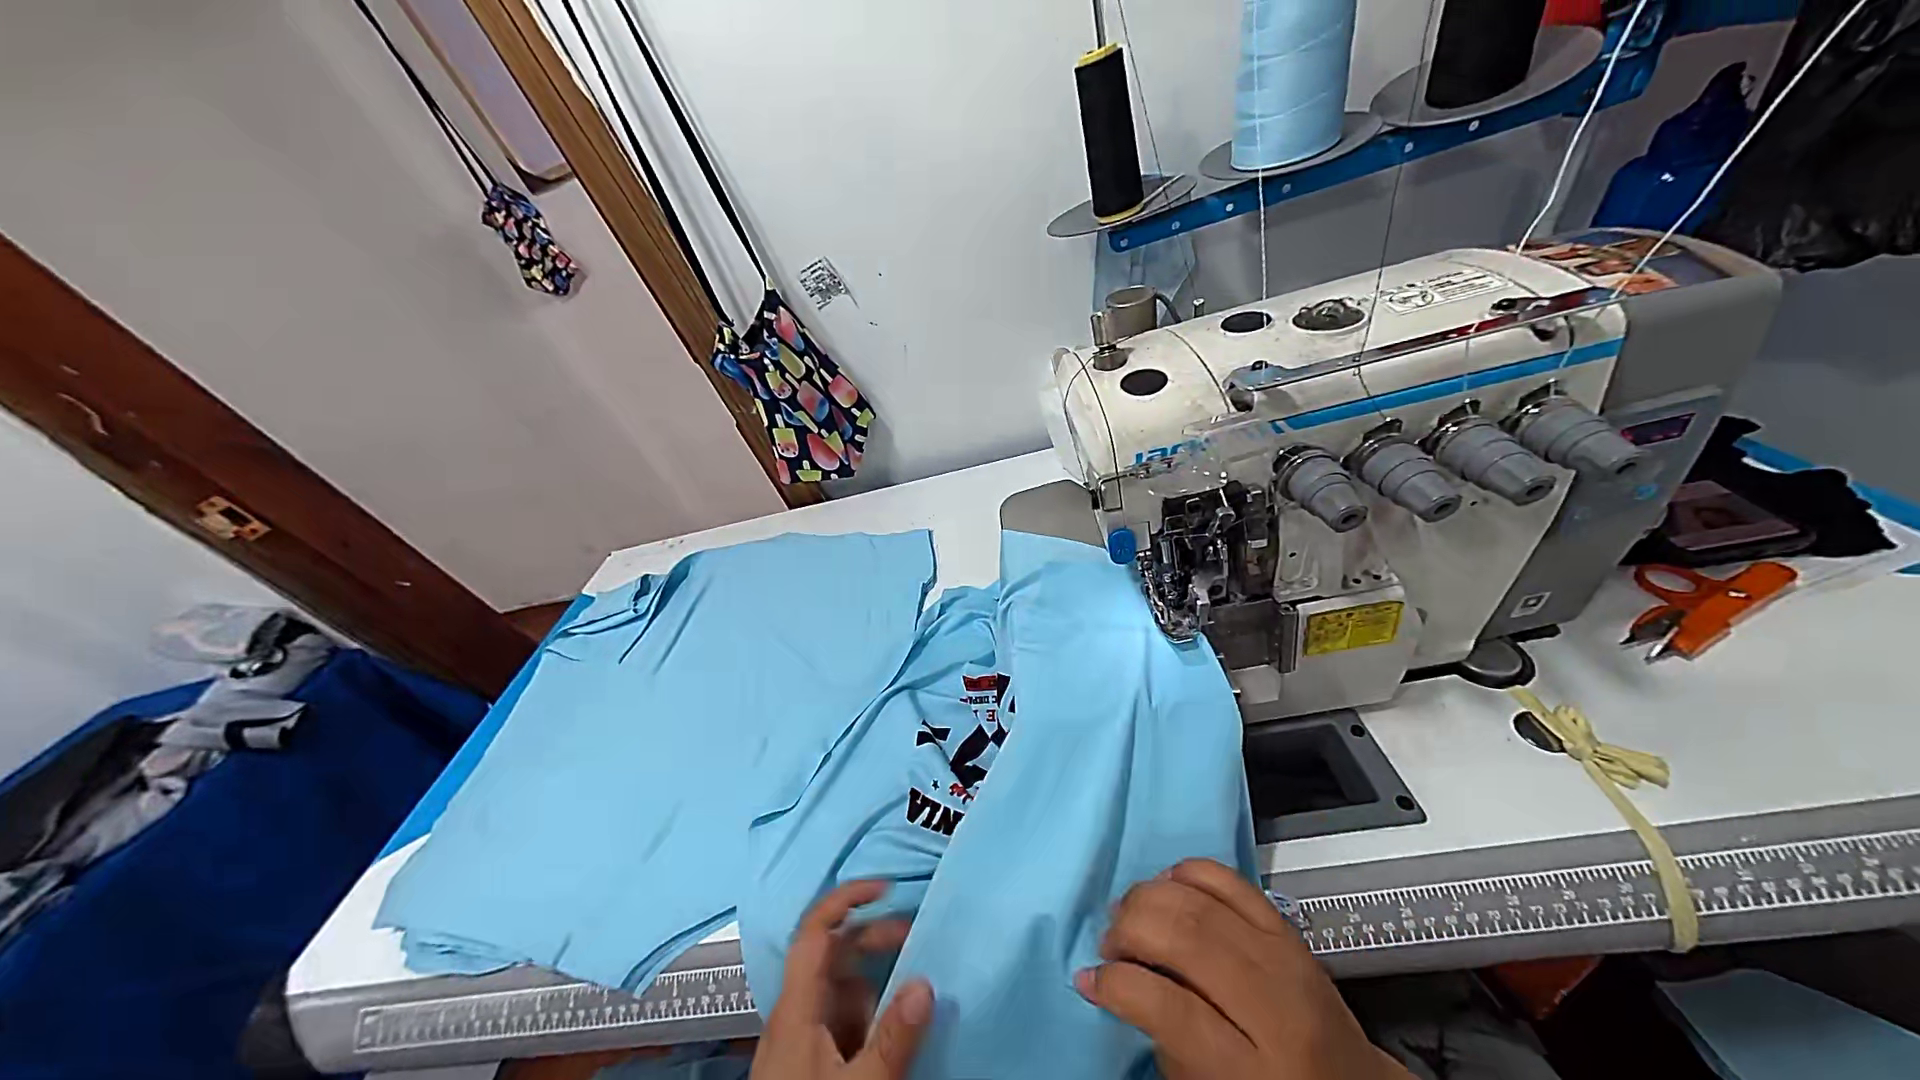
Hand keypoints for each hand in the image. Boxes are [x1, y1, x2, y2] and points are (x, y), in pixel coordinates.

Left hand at [751, 880, 933, 1079]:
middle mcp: (797, 1013)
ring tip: (916, 979)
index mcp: (797, 1009)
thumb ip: (892, 1037)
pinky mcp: (813, 1061)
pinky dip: (873, 1011)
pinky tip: (898, 1022)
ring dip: (878, 977)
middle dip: (874, 937)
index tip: (885, 886)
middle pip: (833, 955)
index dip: (845, 899)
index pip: (814, 932)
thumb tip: (925, 983)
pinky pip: (846, 1019)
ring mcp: (804, 1039)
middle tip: (916, 936)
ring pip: (843, 988)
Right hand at [1076, 858, 1411, 1079]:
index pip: (1170, 1008)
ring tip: (1127, 917)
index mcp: (1254, 1070)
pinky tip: (1165, 890)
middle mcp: (1275, 1005)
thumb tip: (1116, 981)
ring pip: (1202, 901)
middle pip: (1186, 938)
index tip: (1088, 981)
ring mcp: (1285, 957)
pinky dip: (1187, 873)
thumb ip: (1164, 1039)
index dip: (1117, 985)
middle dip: (1130, 930)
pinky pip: (1229, 880)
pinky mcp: (1287, 928)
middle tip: (1108, 945)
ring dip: (1148, 898)